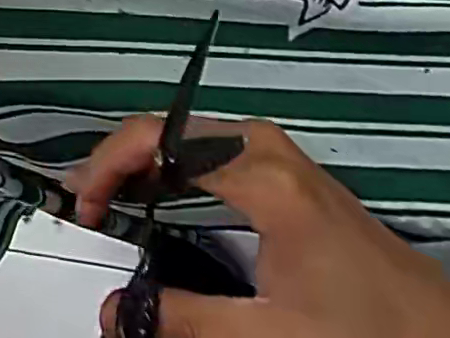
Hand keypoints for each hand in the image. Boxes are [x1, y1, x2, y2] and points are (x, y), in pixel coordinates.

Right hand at [66, 116, 449, 337]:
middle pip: (162, 131)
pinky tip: (154, 198)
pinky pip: (201, 151)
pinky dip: (166, 170)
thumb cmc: (366, 332)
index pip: (154, 140)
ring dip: (139, 166)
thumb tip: (112, 312)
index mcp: (256, 172)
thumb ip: (186, 322)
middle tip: (86, 208)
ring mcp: (269, 149)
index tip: (83, 211)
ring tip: (109, 203)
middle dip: (116, 165)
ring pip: (179, 138)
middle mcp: (257, 143)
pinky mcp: (278, 165)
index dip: (107, 167)